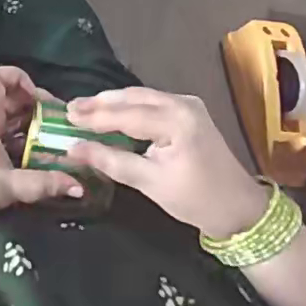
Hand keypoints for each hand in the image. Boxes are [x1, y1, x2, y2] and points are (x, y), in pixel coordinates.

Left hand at [0, 66, 82, 223]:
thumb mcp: (8, 186)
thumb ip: (44, 184)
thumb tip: (79, 187)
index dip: (19, 78)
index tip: (38, 99)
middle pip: (7, 92)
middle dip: (33, 101)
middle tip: (56, 120)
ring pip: (5, 109)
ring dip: (27, 117)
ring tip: (50, 134)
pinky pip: (0, 124)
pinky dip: (18, 130)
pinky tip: (34, 148)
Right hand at [65, 87, 268, 237]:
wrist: (240, 208)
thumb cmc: (197, 200)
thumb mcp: (150, 183)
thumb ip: (111, 161)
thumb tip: (73, 148)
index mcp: (176, 120)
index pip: (126, 115)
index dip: (94, 116)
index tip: (65, 117)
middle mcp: (182, 104)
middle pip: (132, 98)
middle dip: (100, 103)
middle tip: (70, 109)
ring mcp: (187, 104)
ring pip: (141, 97)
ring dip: (112, 103)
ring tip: (84, 109)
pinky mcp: (188, 111)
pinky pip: (151, 103)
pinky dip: (128, 107)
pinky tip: (111, 113)